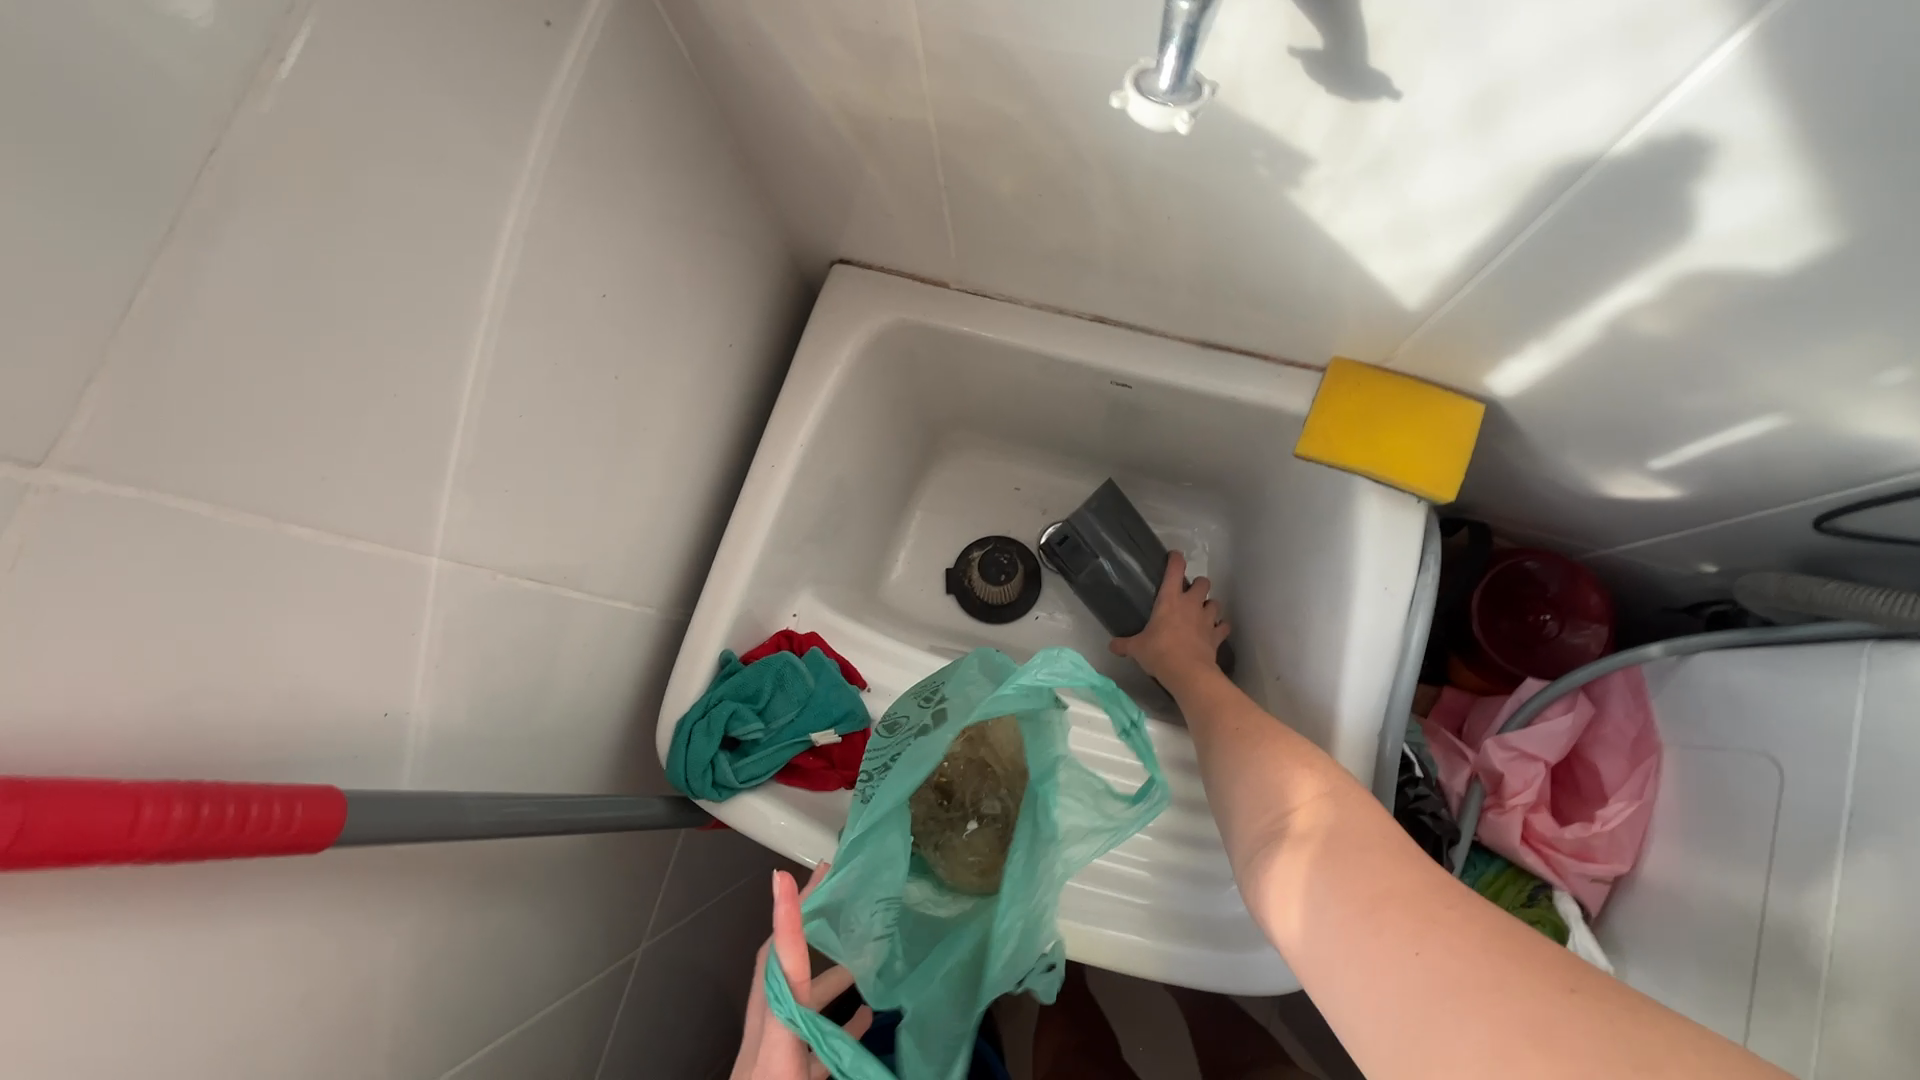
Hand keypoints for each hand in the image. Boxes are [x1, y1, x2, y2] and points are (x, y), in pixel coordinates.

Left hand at [731, 861, 873, 1079]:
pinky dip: (839, 1020)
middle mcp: (772, 1044)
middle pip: (784, 968)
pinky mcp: (787, 1078)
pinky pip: (814, 1040)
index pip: (781, 971)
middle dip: (805, 922)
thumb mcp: (789, 1071)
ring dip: (830, 972)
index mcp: (775, 1045)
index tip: (784, 877)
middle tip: (833, 883)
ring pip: (801, 1001)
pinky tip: (868, 1013)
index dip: (785, 922)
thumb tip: (853, 995)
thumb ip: (823, 1039)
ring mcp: (777, 1062)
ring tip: (867, 951)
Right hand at [1109, 551, 1229, 691]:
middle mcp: (1191, 604)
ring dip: (1210, 605)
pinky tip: (1215, 631)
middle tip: (1190, 594)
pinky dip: (1221, 627)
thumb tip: (1112, 646)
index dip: (1175, 559)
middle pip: (1203, 582)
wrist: (1187, 672)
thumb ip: (1124, 644)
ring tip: (1203, 613)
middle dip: (1198, 585)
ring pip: (1216, 603)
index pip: (1174, 570)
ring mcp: (1207, 619)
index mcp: (1169, 600)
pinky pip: (1223, 626)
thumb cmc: (1159, 652)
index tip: (1174, 556)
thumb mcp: (1136, 648)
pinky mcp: (1217, 635)